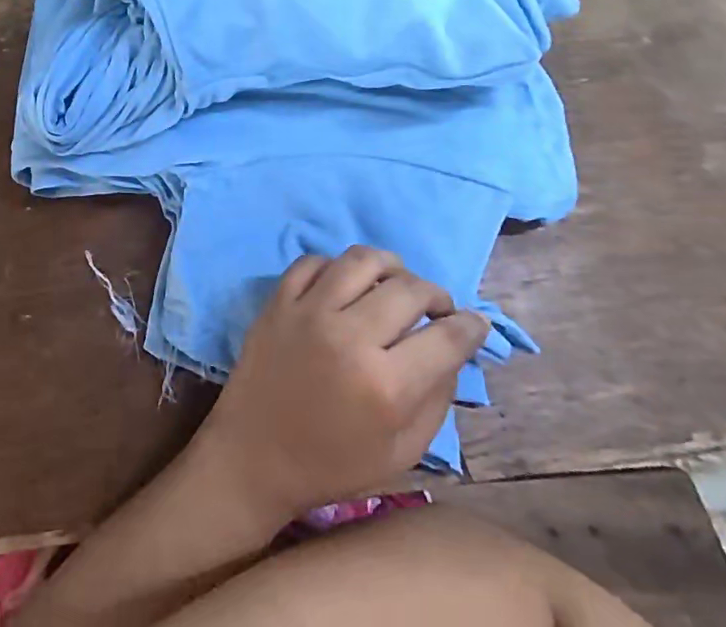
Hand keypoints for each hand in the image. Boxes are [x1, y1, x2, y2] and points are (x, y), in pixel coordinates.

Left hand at [187, 246, 489, 520]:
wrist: (251, 457)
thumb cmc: (330, 465)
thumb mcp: (401, 452)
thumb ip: (436, 399)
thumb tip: (454, 349)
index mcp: (385, 385)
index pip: (448, 336)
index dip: (472, 327)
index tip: (474, 324)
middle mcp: (348, 337)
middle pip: (410, 288)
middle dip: (437, 295)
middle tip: (436, 310)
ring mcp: (308, 313)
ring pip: (362, 259)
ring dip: (391, 267)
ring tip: (395, 285)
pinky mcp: (277, 303)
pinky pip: (314, 261)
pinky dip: (338, 267)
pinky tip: (346, 287)